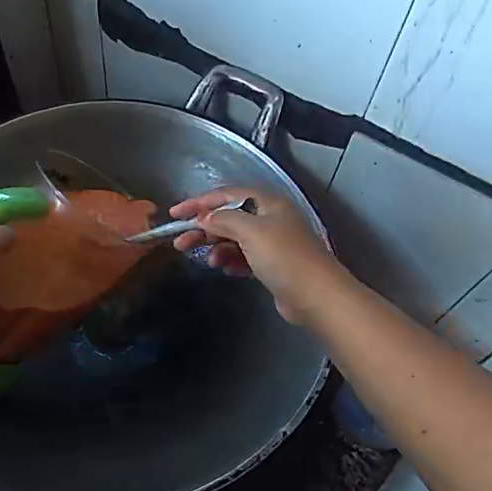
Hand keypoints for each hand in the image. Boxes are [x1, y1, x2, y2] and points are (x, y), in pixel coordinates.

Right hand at [168, 187, 344, 324]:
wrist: (316, 296)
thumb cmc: (284, 258)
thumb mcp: (251, 231)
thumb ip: (223, 220)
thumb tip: (204, 218)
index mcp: (268, 202)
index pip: (226, 194)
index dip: (199, 202)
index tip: (175, 215)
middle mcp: (270, 217)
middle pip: (228, 217)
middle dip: (203, 228)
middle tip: (180, 242)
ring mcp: (272, 242)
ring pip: (234, 238)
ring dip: (217, 247)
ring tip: (207, 260)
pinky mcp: (272, 264)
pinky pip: (243, 256)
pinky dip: (231, 260)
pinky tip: (226, 268)